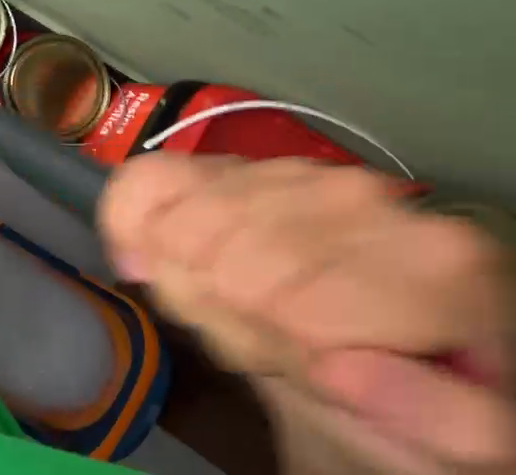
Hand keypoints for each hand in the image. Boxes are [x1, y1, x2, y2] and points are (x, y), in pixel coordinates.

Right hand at [101, 154, 514, 473]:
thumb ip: (440, 416)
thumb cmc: (420, 393)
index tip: (304, 374)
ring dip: (181, 281)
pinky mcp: (220, 161)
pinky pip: (145, 180)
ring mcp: (282, 170)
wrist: (375, 338)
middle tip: (257, 348)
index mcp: (439, 262)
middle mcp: (360, 195)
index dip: (278, 352)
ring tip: (219, 309)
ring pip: (179, 227)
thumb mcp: (472, 439)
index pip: (295, 306)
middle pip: (227, 265)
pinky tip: (142, 256)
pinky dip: (128, 220)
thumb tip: (343, 369)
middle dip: (226, 320)